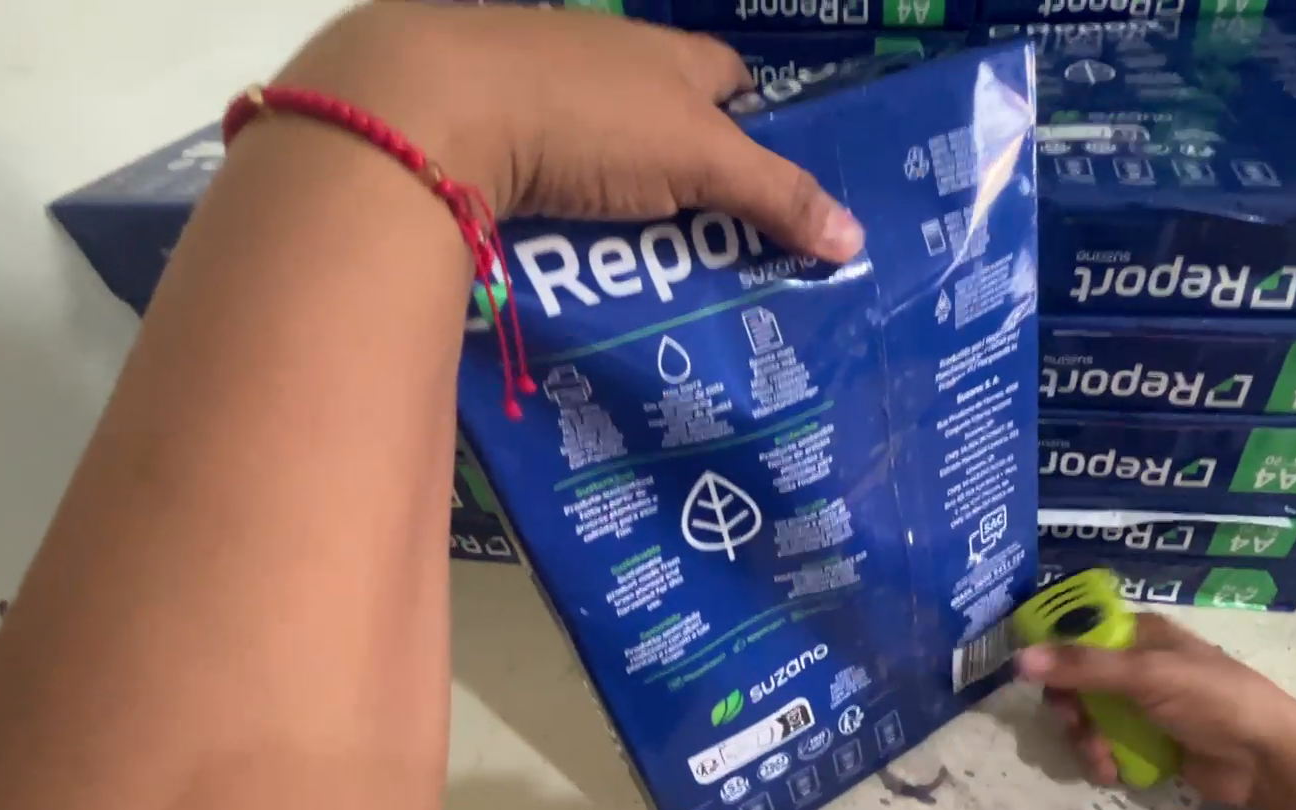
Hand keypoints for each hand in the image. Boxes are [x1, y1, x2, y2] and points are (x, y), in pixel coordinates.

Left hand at [273, 3, 861, 260]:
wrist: (438, 110)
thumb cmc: (591, 117)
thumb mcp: (701, 158)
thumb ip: (777, 195)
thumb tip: (857, 237)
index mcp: (669, 56)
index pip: (734, 82)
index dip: (760, 128)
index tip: (773, 189)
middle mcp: (615, 62)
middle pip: (679, 124)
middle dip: (707, 178)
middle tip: (730, 246)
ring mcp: (555, 91)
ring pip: (621, 155)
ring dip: (646, 202)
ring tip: (670, 267)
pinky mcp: (504, 129)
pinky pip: (567, 176)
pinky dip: (586, 210)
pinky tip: (595, 252)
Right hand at [1016, 613, 1295, 806]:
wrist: (1266, 762)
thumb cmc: (1211, 699)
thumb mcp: (1145, 674)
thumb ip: (1081, 667)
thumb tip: (1018, 660)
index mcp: (1138, 634)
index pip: (1079, 634)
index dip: (1054, 655)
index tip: (1034, 678)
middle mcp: (1134, 665)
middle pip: (1075, 681)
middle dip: (1069, 707)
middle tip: (1073, 722)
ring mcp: (1139, 706)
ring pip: (1086, 717)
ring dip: (1084, 739)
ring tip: (1099, 757)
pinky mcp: (1145, 742)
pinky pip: (1104, 745)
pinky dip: (1101, 759)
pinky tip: (1112, 772)